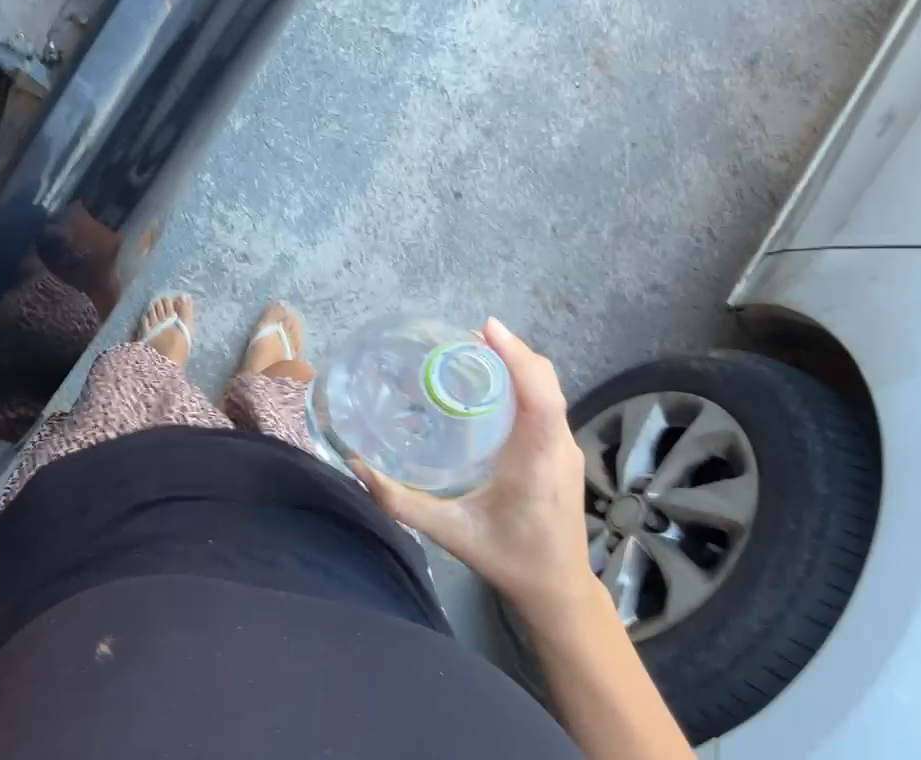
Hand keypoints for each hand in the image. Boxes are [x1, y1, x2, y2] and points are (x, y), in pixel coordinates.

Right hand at [356, 317, 596, 621]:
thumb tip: (355, 467)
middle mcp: (558, 448)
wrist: (559, 591)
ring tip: (469, 354)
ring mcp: (565, 450)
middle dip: (510, 351)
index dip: (516, 357)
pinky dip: (521, 384)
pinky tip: (486, 389)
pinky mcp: (561, 455)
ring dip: (516, 365)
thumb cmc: (508, 559)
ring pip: (548, 391)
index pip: (539, 396)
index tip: (485, 327)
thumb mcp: (449, 532)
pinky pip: (545, 405)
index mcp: (538, 461)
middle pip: (545, 383)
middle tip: (462, 337)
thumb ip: (400, 502)